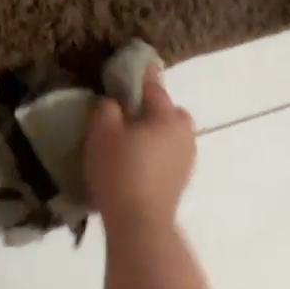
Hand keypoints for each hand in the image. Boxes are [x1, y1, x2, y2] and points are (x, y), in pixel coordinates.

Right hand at [85, 66, 196, 228]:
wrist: (139, 221)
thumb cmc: (119, 171)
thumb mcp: (101, 134)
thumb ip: (107, 109)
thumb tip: (113, 102)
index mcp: (167, 116)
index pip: (153, 87)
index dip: (139, 76)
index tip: (131, 67)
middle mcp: (184, 133)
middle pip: (169, 111)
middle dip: (152, 109)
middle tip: (126, 116)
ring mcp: (187, 158)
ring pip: (171, 134)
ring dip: (155, 133)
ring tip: (129, 142)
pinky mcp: (181, 179)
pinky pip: (169, 154)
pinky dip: (156, 152)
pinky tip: (137, 163)